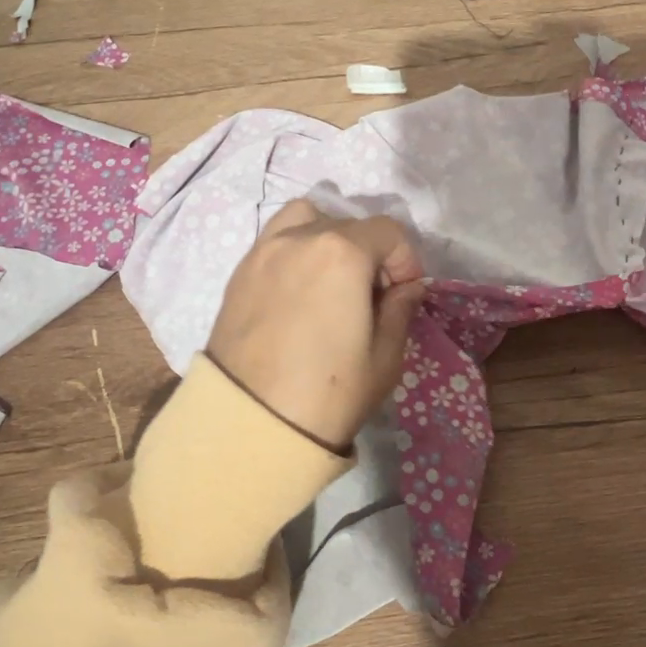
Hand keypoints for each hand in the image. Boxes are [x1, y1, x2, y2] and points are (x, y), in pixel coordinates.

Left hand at [206, 200, 425, 448]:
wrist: (251, 424)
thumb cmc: (330, 393)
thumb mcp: (385, 356)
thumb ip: (400, 308)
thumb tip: (406, 287)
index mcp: (342, 252)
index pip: (388, 232)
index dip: (406, 261)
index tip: (405, 294)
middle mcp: (301, 238)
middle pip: (349, 224)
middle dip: (371, 253)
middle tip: (373, 297)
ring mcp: (264, 251)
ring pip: (307, 221)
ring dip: (329, 241)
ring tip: (332, 282)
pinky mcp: (239, 273)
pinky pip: (277, 242)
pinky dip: (297, 252)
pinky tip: (301, 292)